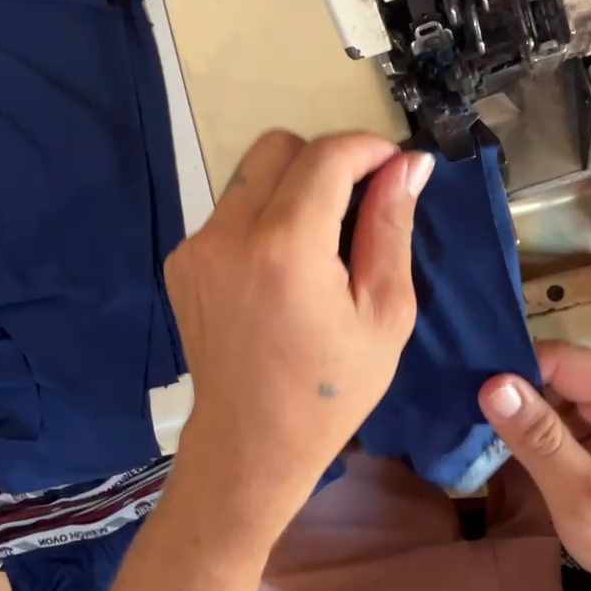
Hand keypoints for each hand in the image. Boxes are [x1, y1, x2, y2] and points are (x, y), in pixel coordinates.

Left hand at [166, 130, 431, 539]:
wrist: (250, 444)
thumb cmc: (330, 391)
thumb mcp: (383, 314)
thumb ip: (391, 229)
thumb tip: (409, 165)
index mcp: (286, 247)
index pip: (326, 155)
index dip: (367, 148)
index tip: (393, 166)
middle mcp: (229, 234)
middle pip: (277, 147)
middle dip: (324, 160)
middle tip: (355, 203)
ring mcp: (196, 247)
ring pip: (249, 176)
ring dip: (290, 189)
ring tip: (318, 244)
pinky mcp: (181, 263)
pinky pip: (228, 212)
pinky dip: (260, 219)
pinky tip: (278, 271)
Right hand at [479, 341, 590, 590]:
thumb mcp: (583, 500)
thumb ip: (539, 439)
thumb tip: (492, 385)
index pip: (556, 358)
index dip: (509, 374)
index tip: (467, 399)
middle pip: (553, 368)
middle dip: (512, 393)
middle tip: (470, 424)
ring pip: (552, 386)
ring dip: (521, 411)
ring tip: (485, 436)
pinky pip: (562, 405)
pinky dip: (536, 424)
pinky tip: (513, 444)